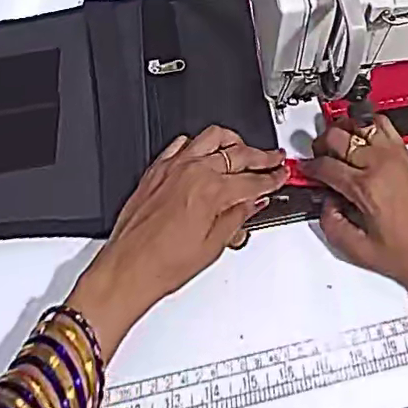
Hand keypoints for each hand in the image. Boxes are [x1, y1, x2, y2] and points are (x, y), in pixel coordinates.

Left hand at [68, 126, 287, 357]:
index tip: (281, 175)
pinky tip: (204, 151)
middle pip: (240, 153)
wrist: (125, 270)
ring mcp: (175, 166)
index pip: (254, 180)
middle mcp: (194, 171)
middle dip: (262, 156)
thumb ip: (237, 217)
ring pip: (213, 136)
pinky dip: (199, 143)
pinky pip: (183, 142)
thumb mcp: (213, 246)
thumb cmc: (162, 265)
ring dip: (233, 141)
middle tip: (274, 159)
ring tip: (243, 148)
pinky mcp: (158, 168)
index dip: (272, 177)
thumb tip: (253, 202)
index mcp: (212, 191)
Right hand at [300, 115, 407, 306]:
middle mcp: (380, 164)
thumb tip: (324, 204)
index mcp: (366, 187)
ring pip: (359, 122)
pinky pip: (383, 123)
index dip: (310, 167)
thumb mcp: (358, 251)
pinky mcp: (406, 152)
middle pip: (338, 136)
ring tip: (336, 142)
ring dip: (343, 130)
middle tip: (318, 156)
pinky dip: (367, 123)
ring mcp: (395, 154)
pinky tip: (362, 135)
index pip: (326, 165)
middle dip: (321, 145)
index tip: (306, 170)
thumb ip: (331, 225)